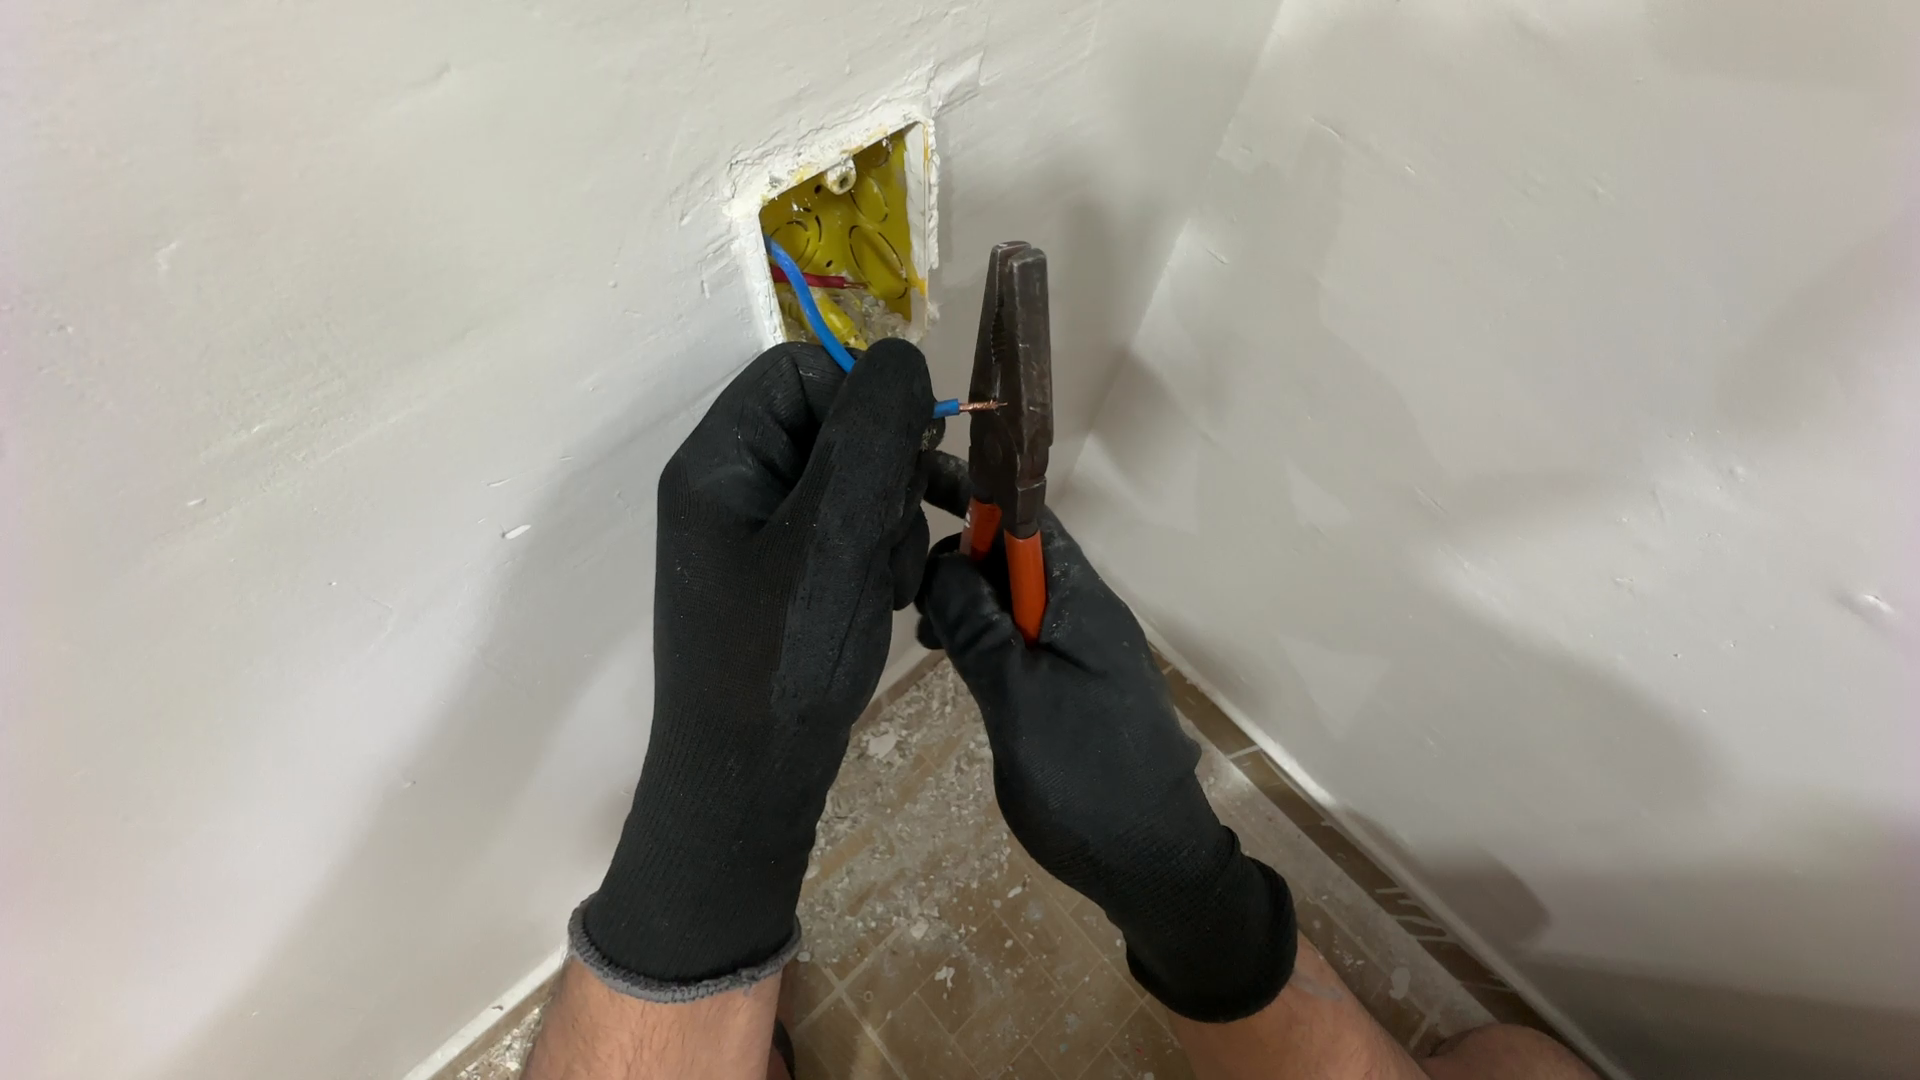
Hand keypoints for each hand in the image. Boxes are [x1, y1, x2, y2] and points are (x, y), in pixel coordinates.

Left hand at [573, 340, 934, 1000]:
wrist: (753, 778)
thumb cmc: (784, 655)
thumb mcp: (833, 534)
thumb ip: (869, 434)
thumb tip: (902, 360)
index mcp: (721, 459)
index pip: (799, 372)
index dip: (864, 398)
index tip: (911, 449)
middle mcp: (735, 485)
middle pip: (834, 426)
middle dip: (883, 476)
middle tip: (894, 534)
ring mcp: (762, 532)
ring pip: (855, 482)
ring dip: (888, 522)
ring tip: (888, 583)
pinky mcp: (790, 571)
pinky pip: (851, 530)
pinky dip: (879, 555)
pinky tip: (885, 599)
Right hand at [915, 455, 1295, 1020]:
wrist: (1150, 861)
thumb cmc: (1085, 777)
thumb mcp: (1017, 700)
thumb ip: (978, 628)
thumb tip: (941, 563)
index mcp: (1078, 601)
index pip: (1027, 521)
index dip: (977, 494)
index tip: (920, 480)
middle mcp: (1080, 612)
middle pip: (1014, 555)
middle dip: (959, 551)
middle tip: (902, 576)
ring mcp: (1076, 649)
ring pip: (1011, 598)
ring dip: (965, 598)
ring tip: (922, 628)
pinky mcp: (1067, 682)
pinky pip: (1017, 637)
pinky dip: (980, 635)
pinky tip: (950, 655)